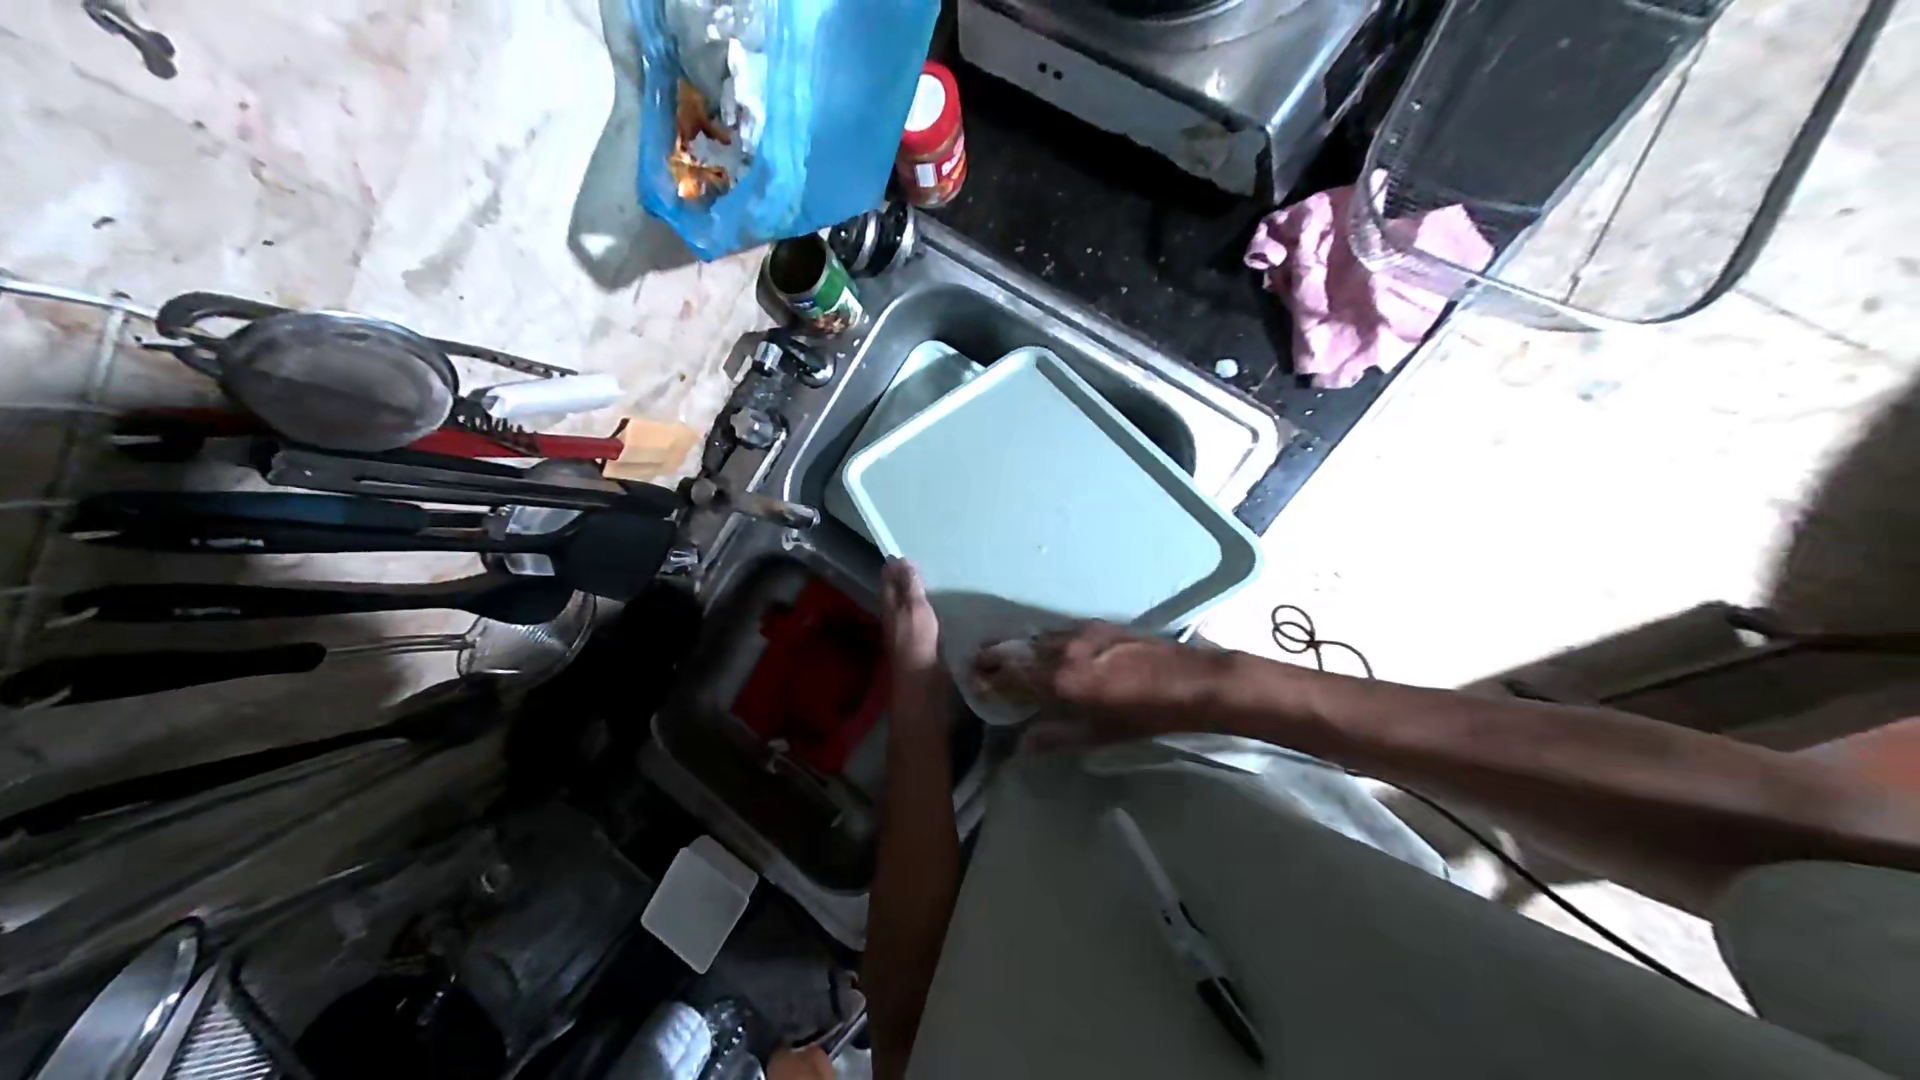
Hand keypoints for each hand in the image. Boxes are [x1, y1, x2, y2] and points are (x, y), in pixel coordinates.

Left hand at [879, 559, 948, 722]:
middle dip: (898, 581)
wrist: (920, 683)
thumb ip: (910, 586)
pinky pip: (913, 621)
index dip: (891, 569)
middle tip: (911, 566)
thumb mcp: (915, 608)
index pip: (887, 582)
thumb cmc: (917, 642)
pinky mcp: (914, 646)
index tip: (898, 555)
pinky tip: (929, 613)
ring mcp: (901, 635)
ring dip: (908, 596)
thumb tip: (902, 561)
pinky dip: (918, 611)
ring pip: (901, 609)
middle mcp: (892, 620)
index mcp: (890, 608)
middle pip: (892, 596)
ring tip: (921, 585)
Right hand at [970, 621, 1239, 742]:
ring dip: (1012, 645)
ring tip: (998, 652)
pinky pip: (1054, 630)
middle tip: (976, 663)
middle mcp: (1061, 650)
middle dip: (992, 656)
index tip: (974, 683)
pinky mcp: (1095, 624)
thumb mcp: (1100, 733)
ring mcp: (1078, 633)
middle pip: (1015, 650)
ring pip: (1033, 637)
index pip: (1010, 677)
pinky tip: (1038, 645)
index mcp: (1060, 681)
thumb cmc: (1145, 715)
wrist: (1191, 680)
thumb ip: (1056, 736)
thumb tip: (1023, 744)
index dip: (988, 680)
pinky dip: (1037, 639)